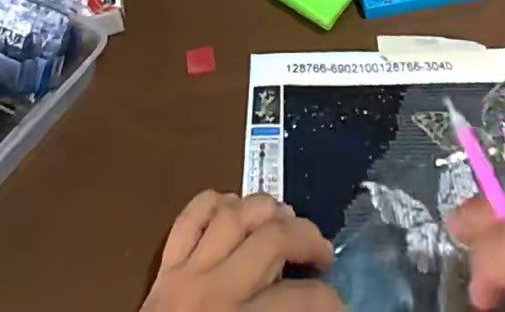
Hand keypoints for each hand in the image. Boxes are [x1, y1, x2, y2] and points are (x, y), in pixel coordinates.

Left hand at [142, 191, 341, 311]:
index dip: (330, 300)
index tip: (340, 304)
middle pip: (270, 240)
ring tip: (285, 216)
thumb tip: (313, 308)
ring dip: (264, 207)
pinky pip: (189, 217)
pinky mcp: (164, 266)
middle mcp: (215, 292)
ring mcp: (186, 273)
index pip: (300, 301)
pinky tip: (233, 205)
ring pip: (232, 215)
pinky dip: (213, 202)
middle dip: (306, 236)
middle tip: (321, 250)